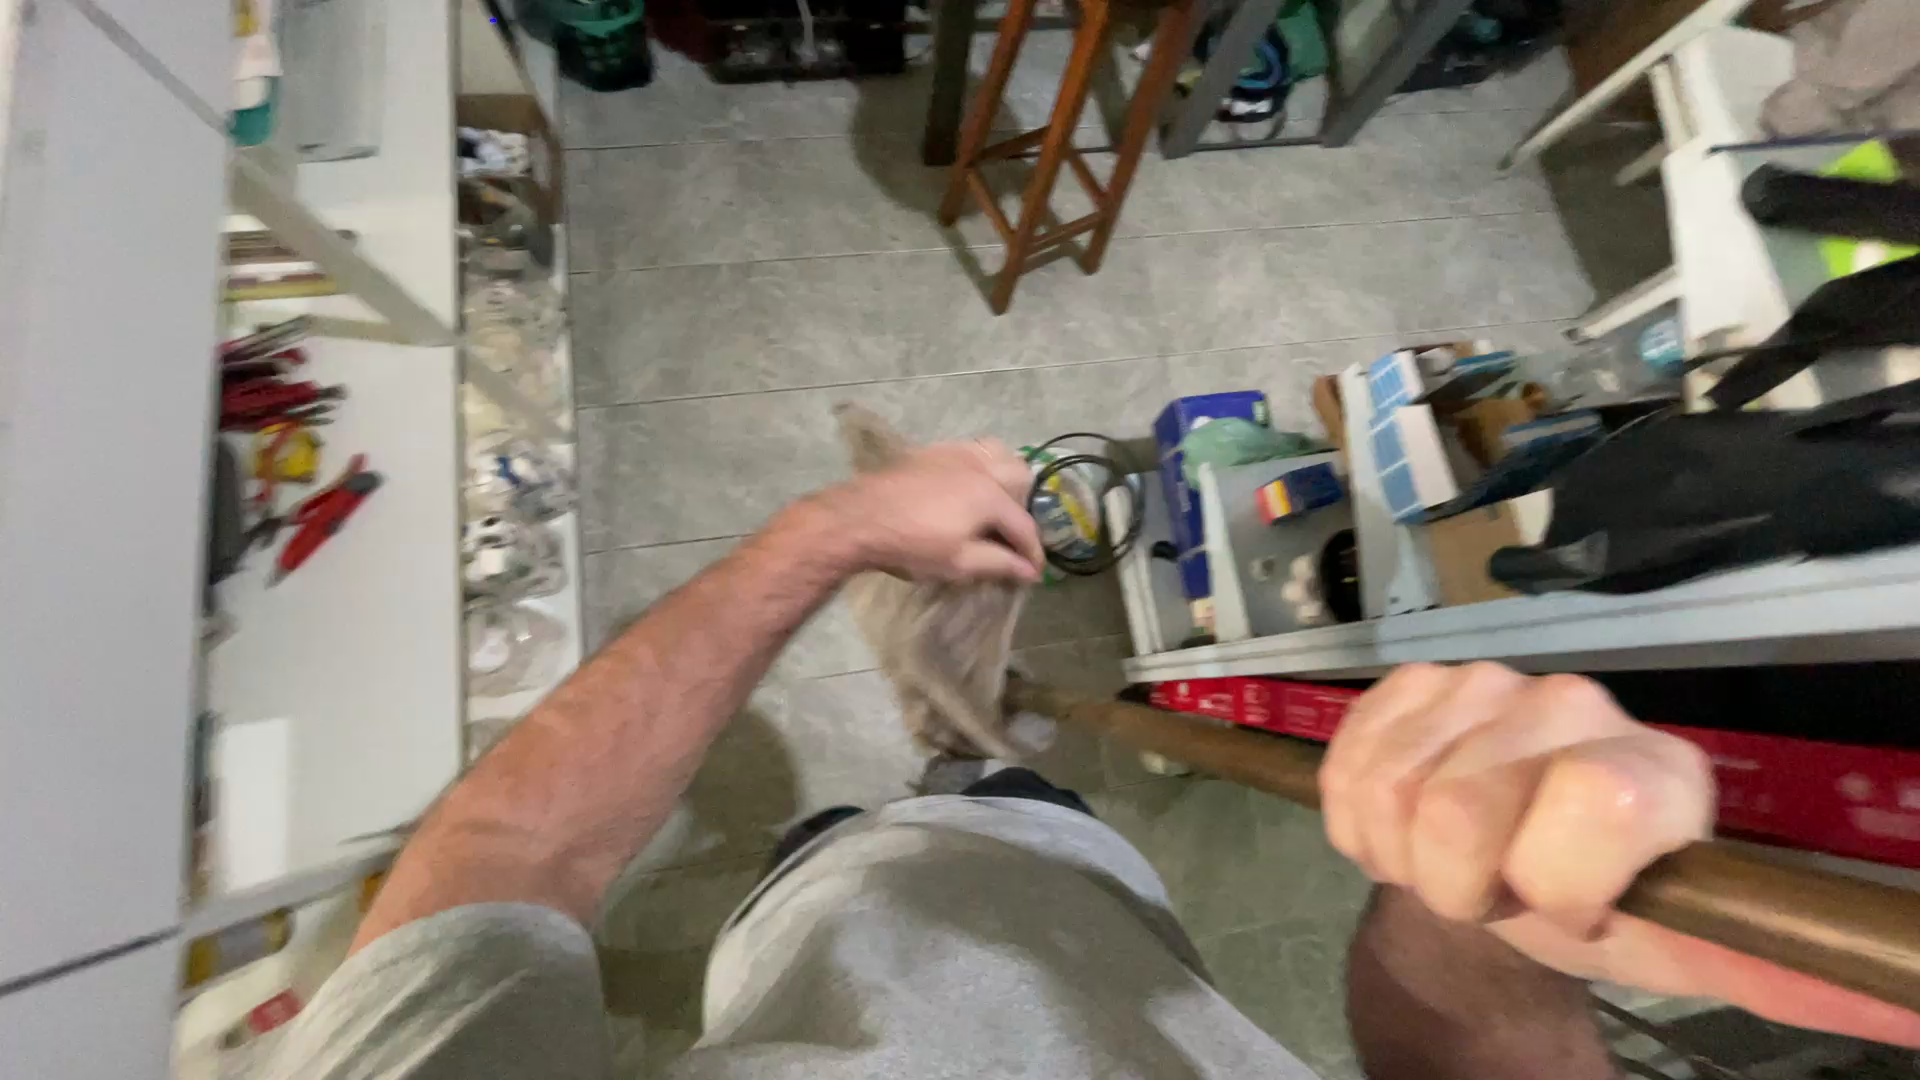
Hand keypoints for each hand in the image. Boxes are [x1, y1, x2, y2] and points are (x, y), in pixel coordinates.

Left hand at [805, 437, 1044, 583]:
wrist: (857, 519)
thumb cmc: (911, 545)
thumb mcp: (959, 563)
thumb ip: (999, 564)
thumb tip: (1030, 572)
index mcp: (991, 495)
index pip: (1024, 526)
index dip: (1032, 553)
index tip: (1034, 574)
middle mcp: (980, 467)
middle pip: (1020, 477)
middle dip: (1024, 506)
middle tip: (1010, 534)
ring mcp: (955, 453)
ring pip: (997, 452)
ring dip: (1005, 476)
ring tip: (994, 502)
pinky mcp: (931, 451)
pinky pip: (968, 448)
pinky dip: (979, 464)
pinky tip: (964, 485)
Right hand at [1321, 662, 1919, 1047]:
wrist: (1490, 853)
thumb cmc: (1583, 899)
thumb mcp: (1670, 944)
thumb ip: (1762, 968)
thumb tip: (1911, 1014)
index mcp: (1653, 764)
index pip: (1599, 798)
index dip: (1554, 880)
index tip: (1556, 907)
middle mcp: (1564, 698)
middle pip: (1458, 810)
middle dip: (1452, 884)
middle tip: (1477, 891)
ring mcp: (1469, 680)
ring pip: (1386, 791)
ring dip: (1395, 855)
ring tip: (1428, 861)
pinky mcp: (1399, 682)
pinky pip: (1344, 767)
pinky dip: (1352, 820)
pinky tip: (1387, 825)